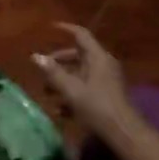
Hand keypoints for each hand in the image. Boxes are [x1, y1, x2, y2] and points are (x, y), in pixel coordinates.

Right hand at [33, 23, 136, 141]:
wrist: (123, 132)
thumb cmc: (96, 106)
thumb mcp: (71, 90)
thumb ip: (53, 73)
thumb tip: (35, 56)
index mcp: (97, 57)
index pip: (81, 34)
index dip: (66, 28)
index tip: (51, 27)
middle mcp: (104, 64)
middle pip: (79, 55)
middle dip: (59, 62)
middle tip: (43, 70)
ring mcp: (107, 80)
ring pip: (81, 73)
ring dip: (64, 81)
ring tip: (47, 93)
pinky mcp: (107, 95)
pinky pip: (87, 87)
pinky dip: (73, 94)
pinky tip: (61, 111)